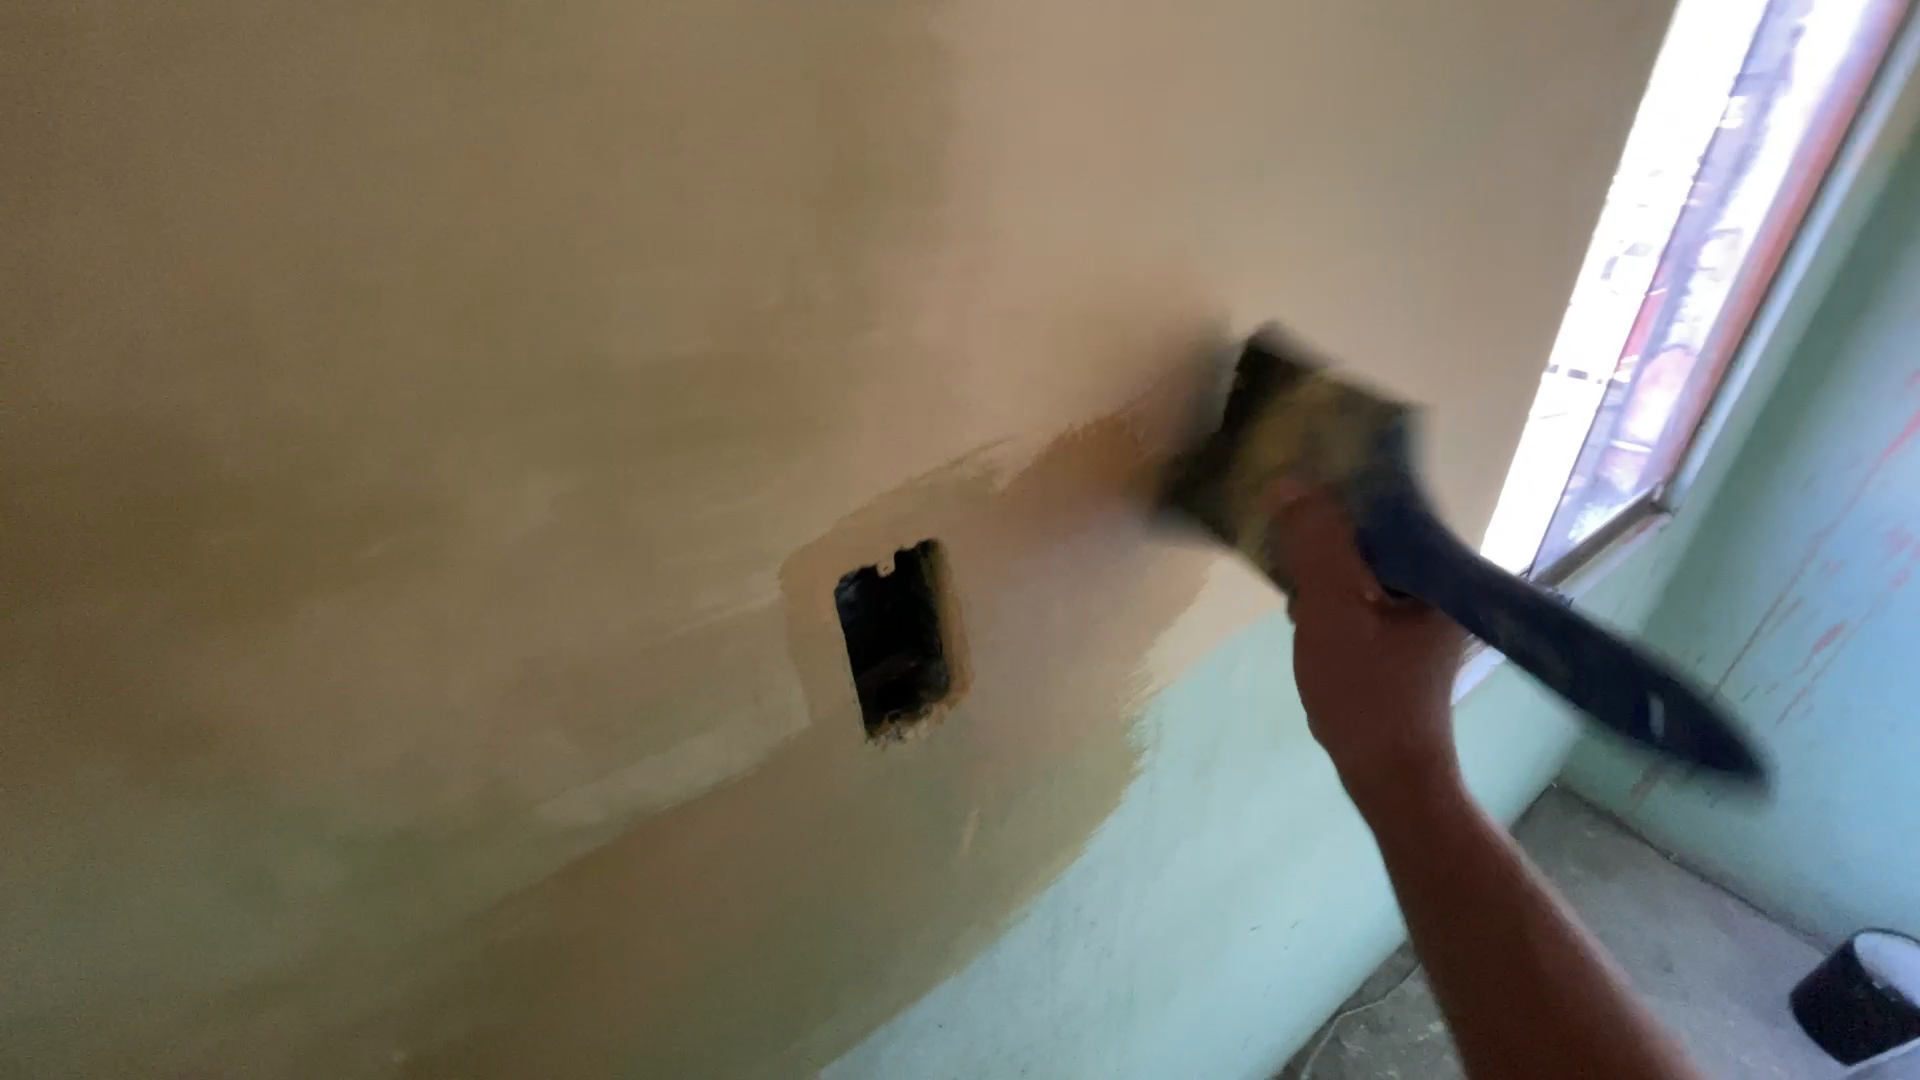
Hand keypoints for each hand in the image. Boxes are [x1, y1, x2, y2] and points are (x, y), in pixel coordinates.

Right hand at [1268, 481, 1466, 804]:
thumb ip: (1314, 546)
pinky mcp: (1401, 634)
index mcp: (1442, 568)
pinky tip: (1312, 625)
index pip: (1387, 508)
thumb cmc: (1365, 692)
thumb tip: (1288, 483)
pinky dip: (1329, 602)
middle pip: (1369, 537)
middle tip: (1297, 578)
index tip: (1294, 509)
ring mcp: (1422, 611)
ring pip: (1358, 567)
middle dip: (1322, 550)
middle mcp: (1440, 582)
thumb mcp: (1332, 609)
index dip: (1335, 502)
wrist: (1385, 772)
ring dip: (1322, 580)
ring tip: (1304, 611)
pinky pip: (1358, 595)